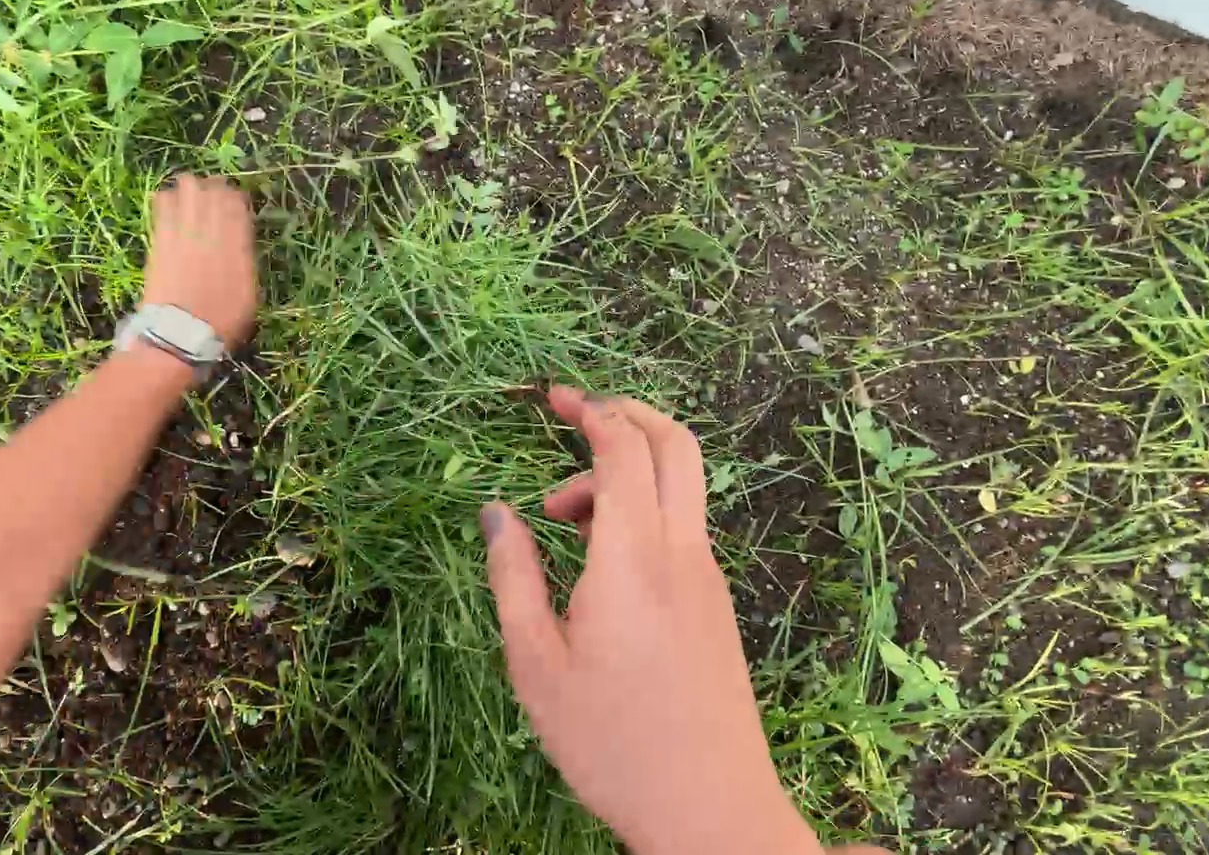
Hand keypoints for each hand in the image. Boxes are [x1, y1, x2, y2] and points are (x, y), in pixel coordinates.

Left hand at [140, 175, 257, 347]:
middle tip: (212, 192)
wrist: (181, 334)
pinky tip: (168, 200)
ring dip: (191, 189)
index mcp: (238, 246)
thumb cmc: (220, 320)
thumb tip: (241, 244)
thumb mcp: (248, 293)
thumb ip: (244, 262)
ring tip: (190, 194)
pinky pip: (162, 206)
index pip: (237, 207)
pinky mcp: (161, 238)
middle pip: (214, 193)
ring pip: (188, 191)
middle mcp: (213, 233)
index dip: (236, 198)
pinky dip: (166, 199)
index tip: (234, 198)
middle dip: (214, 188)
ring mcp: (185, 233)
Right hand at [480, 386, 829, 854]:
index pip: (622, 449)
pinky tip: (596, 556)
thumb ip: (512, 575)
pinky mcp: (713, 600)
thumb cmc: (611, 741)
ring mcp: (705, 575)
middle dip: (627, 410)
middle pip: (675, 443)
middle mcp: (680, 551)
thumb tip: (495, 510)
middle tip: (576, 413)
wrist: (713, 816)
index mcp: (632, 557)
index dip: (589, 409)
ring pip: (678, 483)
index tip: (552, 396)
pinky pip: (678, 523)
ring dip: (623, 470)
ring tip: (561, 515)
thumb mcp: (536, 663)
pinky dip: (639, 507)